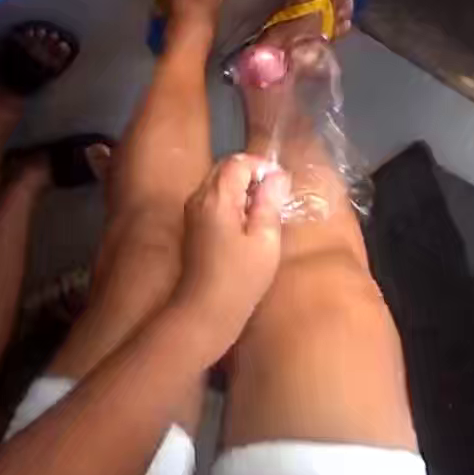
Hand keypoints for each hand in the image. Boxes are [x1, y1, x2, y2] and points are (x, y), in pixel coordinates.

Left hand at [168, 154, 289, 359]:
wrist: (203, 312)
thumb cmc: (240, 278)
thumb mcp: (265, 241)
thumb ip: (269, 203)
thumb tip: (276, 176)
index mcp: (217, 197)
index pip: (237, 162)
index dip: (261, 166)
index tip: (281, 182)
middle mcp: (199, 197)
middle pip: (224, 168)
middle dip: (251, 173)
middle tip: (275, 194)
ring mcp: (192, 211)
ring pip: (217, 183)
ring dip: (241, 187)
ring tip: (265, 209)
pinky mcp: (192, 225)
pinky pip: (212, 199)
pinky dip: (231, 200)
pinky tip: (247, 223)